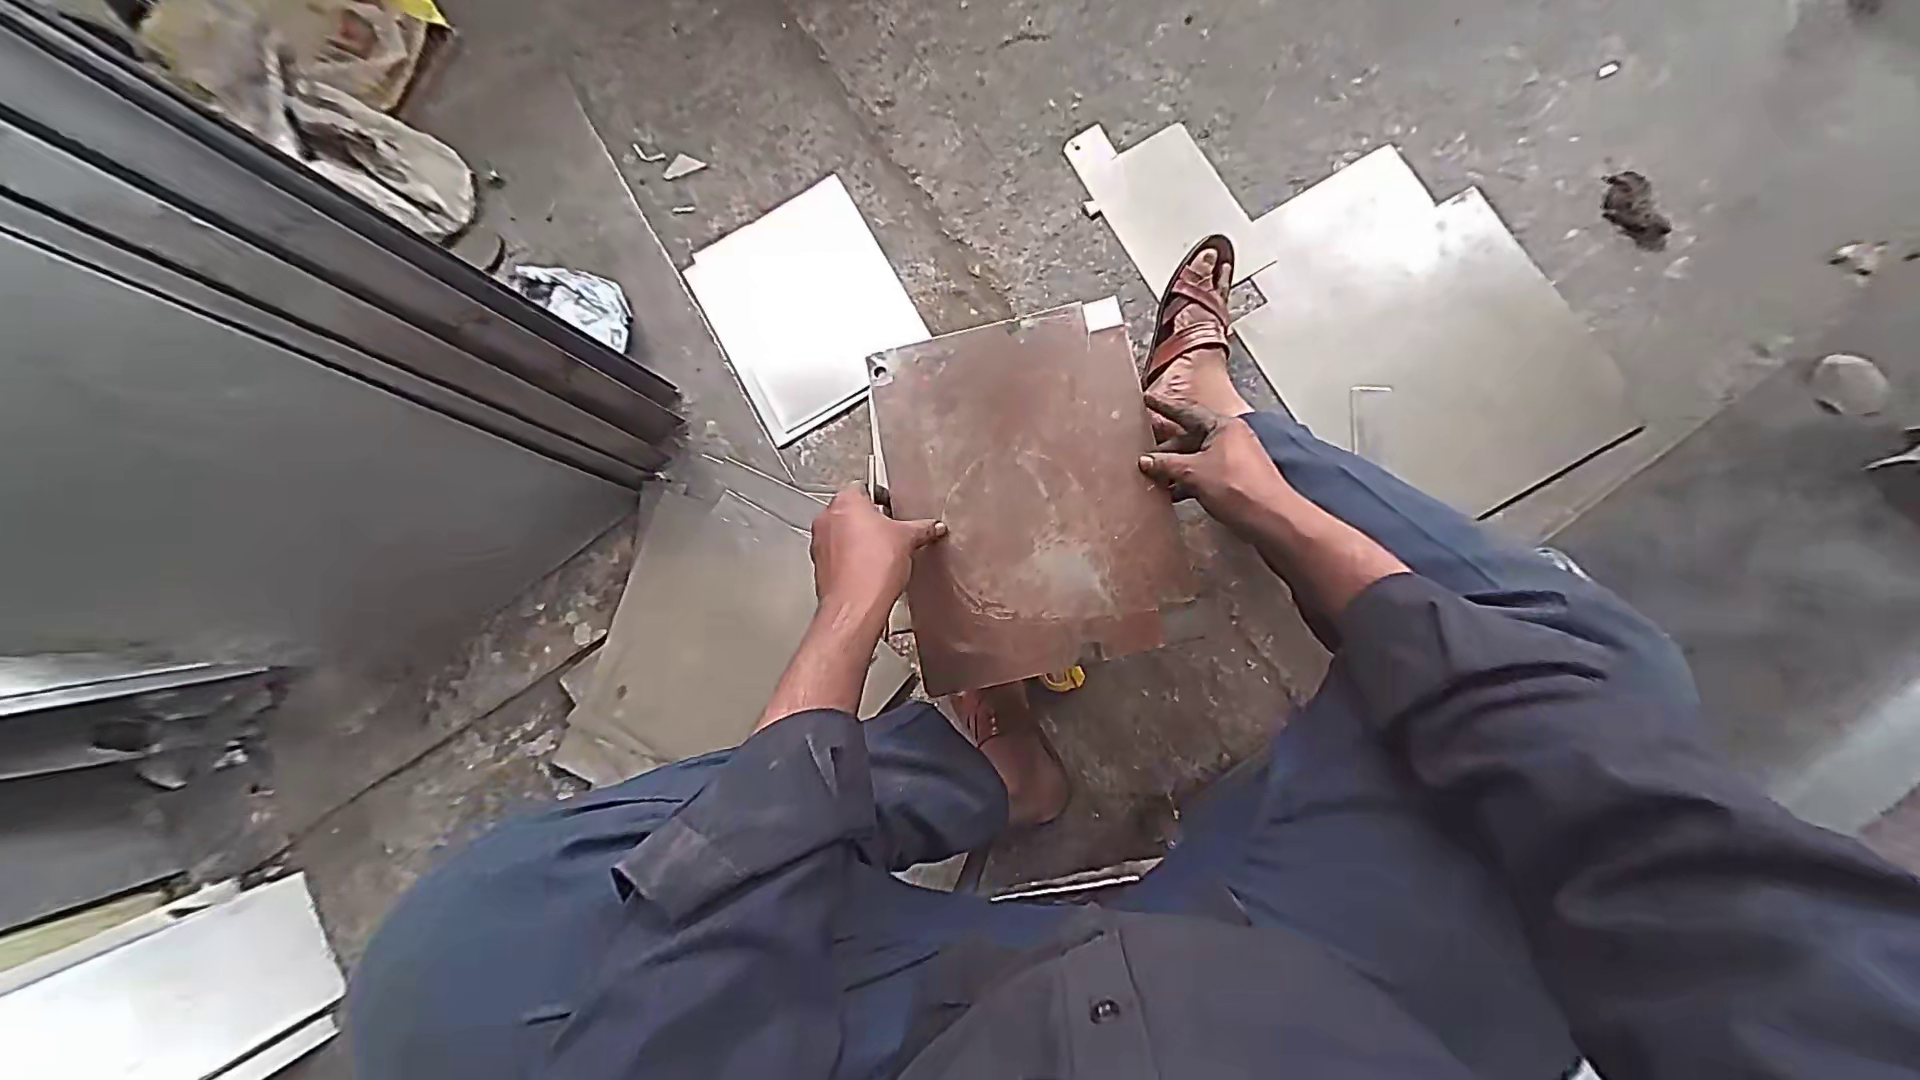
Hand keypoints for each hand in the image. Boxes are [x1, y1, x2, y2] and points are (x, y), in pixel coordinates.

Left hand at [809, 486, 945, 614]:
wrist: (855, 606)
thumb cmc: (873, 569)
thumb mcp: (908, 539)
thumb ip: (922, 528)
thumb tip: (933, 527)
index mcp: (847, 502)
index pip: (863, 486)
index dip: (881, 496)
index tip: (892, 507)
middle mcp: (828, 518)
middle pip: (851, 510)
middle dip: (870, 519)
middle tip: (891, 531)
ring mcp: (820, 542)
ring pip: (842, 532)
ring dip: (858, 539)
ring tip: (881, 552)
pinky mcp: (819, 564)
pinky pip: (837, 554)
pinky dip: (850, 557)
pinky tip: (869, 568)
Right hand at [1138, 392, 1295, 528]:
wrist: (1270, 519)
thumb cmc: (1238, 488)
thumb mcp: (1193, 472)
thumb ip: (1166, 464)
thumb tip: (1146, 460)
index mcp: (1223, 427)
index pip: (1186, 412)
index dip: (1164, 407)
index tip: (1148, 399)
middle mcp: (1230, 438)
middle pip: (1188, 438)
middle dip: (1165, 449)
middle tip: (1141, 455)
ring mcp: (1233, 459)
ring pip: (1195, 458)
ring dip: (1174, 469)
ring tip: (1152, 478)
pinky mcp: (1234, 479)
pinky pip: (1203, 474)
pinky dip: (1186, 481)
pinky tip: (1171, 493)